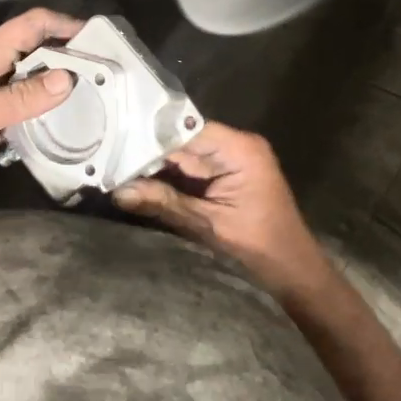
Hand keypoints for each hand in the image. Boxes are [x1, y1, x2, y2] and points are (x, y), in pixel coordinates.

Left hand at [0, 8, 84, 215]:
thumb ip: (18, 98)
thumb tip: (68, 77)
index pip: (30, 24)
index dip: (65, 24)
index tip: (102, 39)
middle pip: (36, 48)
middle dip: (70, 53)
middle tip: (109, 72)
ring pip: (32, 77)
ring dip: (61, 81)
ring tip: (99, 95)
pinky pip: (25, 104)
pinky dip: (46, 106)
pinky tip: (68, 120)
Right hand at [114, 122, 332, 301]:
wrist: (293, 271)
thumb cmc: (259, 246)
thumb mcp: (208, 224)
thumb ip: (165, 203)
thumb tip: (119, 192)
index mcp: (239, 149)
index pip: (185, 129)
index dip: (150, 136)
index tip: (115, 143)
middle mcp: (236, 146)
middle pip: (182, 141)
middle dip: (148, 153)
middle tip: (107, 159)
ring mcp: (231, 161)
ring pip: (182, 156)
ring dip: (154, 167)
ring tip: (115, 171)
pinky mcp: (225, 176)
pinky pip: (190, 170)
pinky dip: (168, 178)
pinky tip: (137, 183)